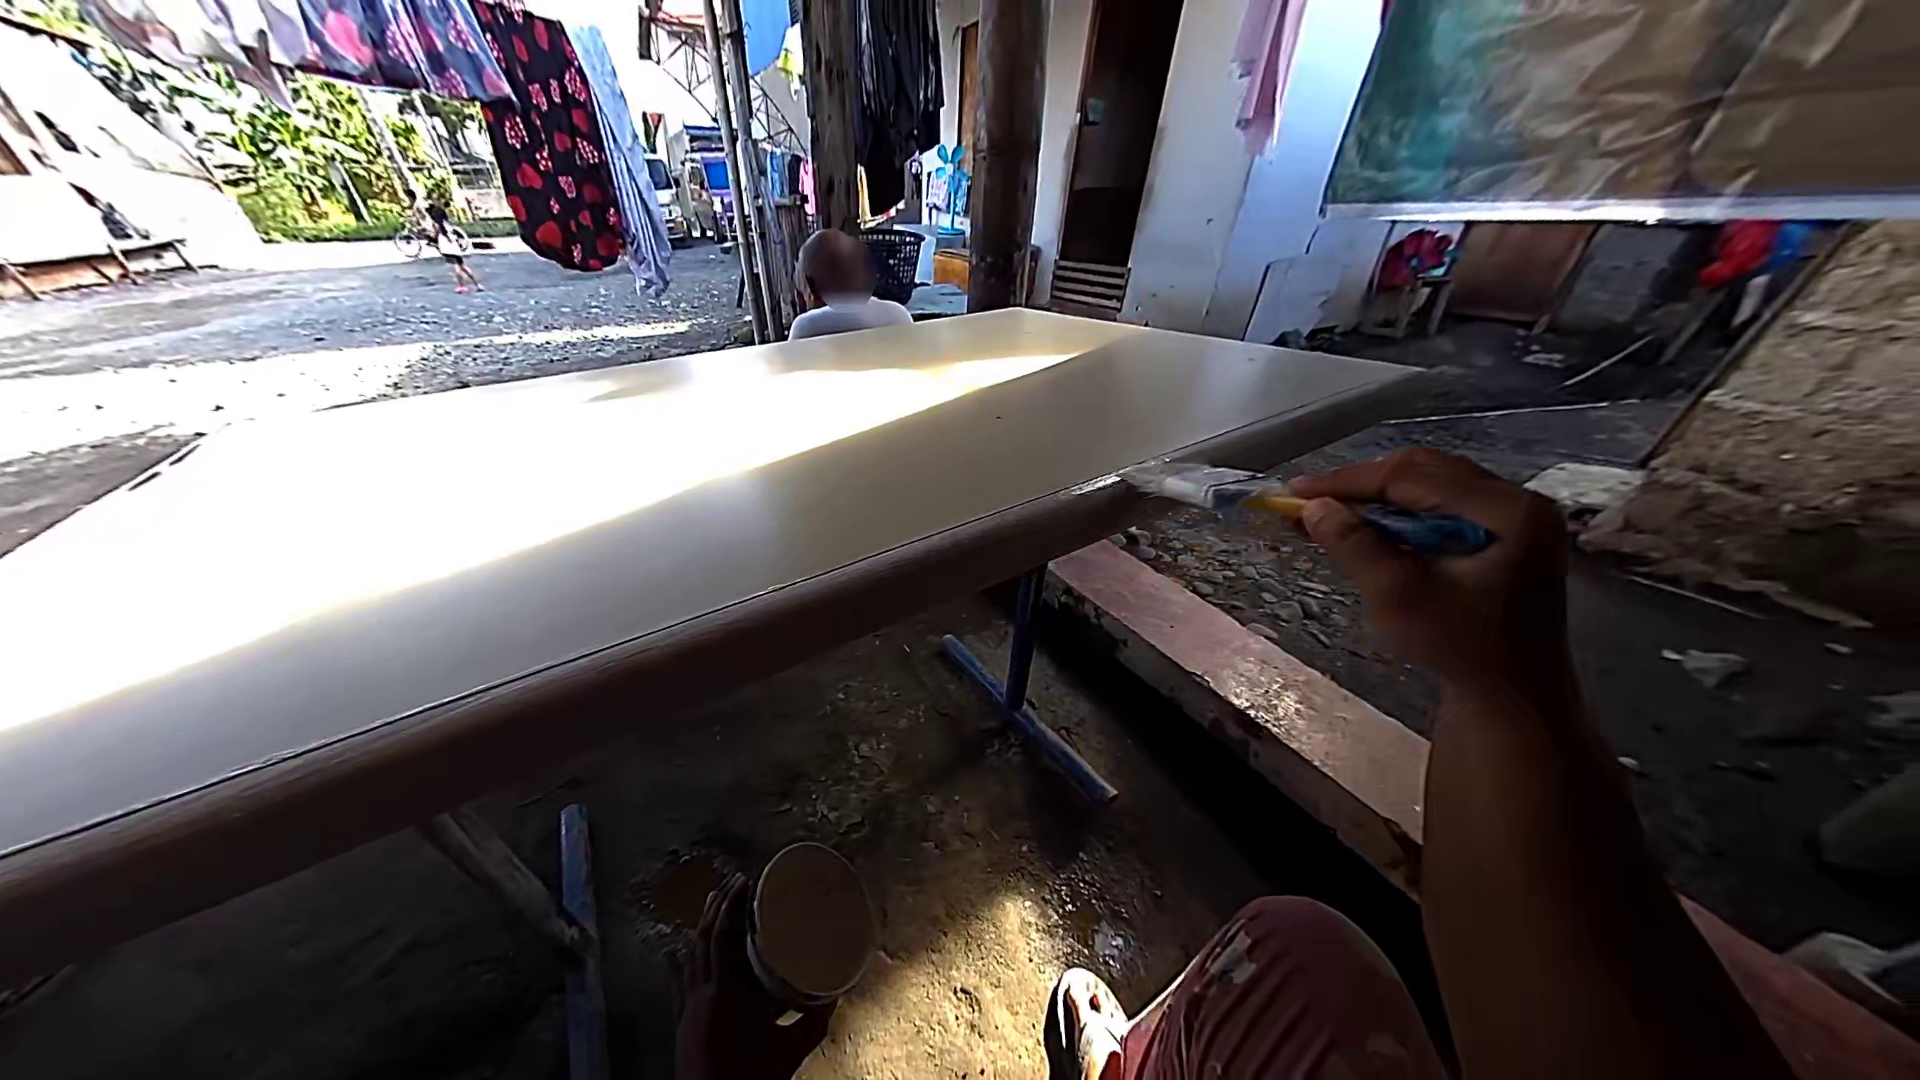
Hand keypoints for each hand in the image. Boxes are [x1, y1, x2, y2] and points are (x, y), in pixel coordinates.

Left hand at [676, 872, 834, 1079]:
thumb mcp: (788, 1052)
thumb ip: (812, 1022)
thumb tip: (835, 995)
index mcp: (725, 995)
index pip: (722, 936)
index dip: (730, 905)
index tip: (744, 882)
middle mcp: (701, 997)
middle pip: (703, 939)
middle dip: (716, 906)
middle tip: (731, 883)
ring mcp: (687, 1011)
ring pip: (689, 956)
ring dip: (701, 927)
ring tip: (712, 903)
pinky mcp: (682, 1026)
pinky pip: (679, 982)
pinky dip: (683, 960)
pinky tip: (677, 951)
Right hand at [1289, 449, 1570, 701]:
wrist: (1512, 693)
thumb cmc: (1459, 647)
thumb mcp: (1398, 596)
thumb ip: (1354, 545)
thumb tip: (1312, 506)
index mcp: (1505, 510)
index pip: (1410, 476)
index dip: (1346, 480)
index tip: (1295, 491)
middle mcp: (1515, 500)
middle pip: (1420, 471)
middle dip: (1359, 484)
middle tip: (1307, 500)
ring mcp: (1510, 515)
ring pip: (1426, 484)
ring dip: (1372, 496)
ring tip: (1325, 511)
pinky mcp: (1498, 531)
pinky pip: (1435, 504)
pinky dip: (1393, 512)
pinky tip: (1361, 525)